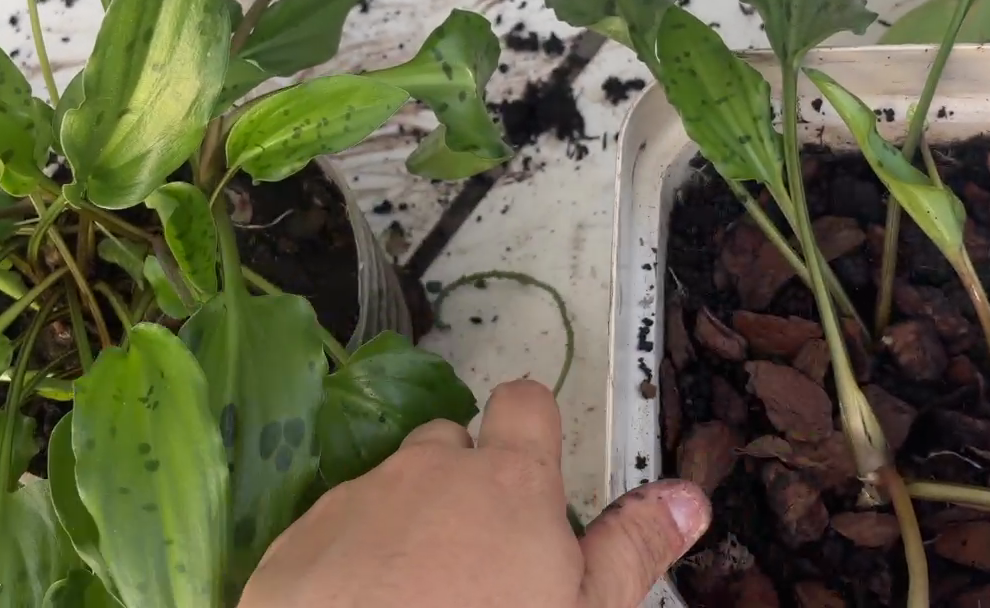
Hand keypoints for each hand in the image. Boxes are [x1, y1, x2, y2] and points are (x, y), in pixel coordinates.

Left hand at [240, 379, 709, 607]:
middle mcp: (429, 467)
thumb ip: (631, 548)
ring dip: (408, 522)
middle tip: (475, 564)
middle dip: (465, 484)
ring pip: (393, 486)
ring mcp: (359, 497)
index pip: (524, 402)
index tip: (534, 474)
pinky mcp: (300, 539)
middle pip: (452, 446)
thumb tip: (690, 494)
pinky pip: (336, 526)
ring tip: (416, 598)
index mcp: (506, 480)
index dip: (531, 427)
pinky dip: (351, 556)